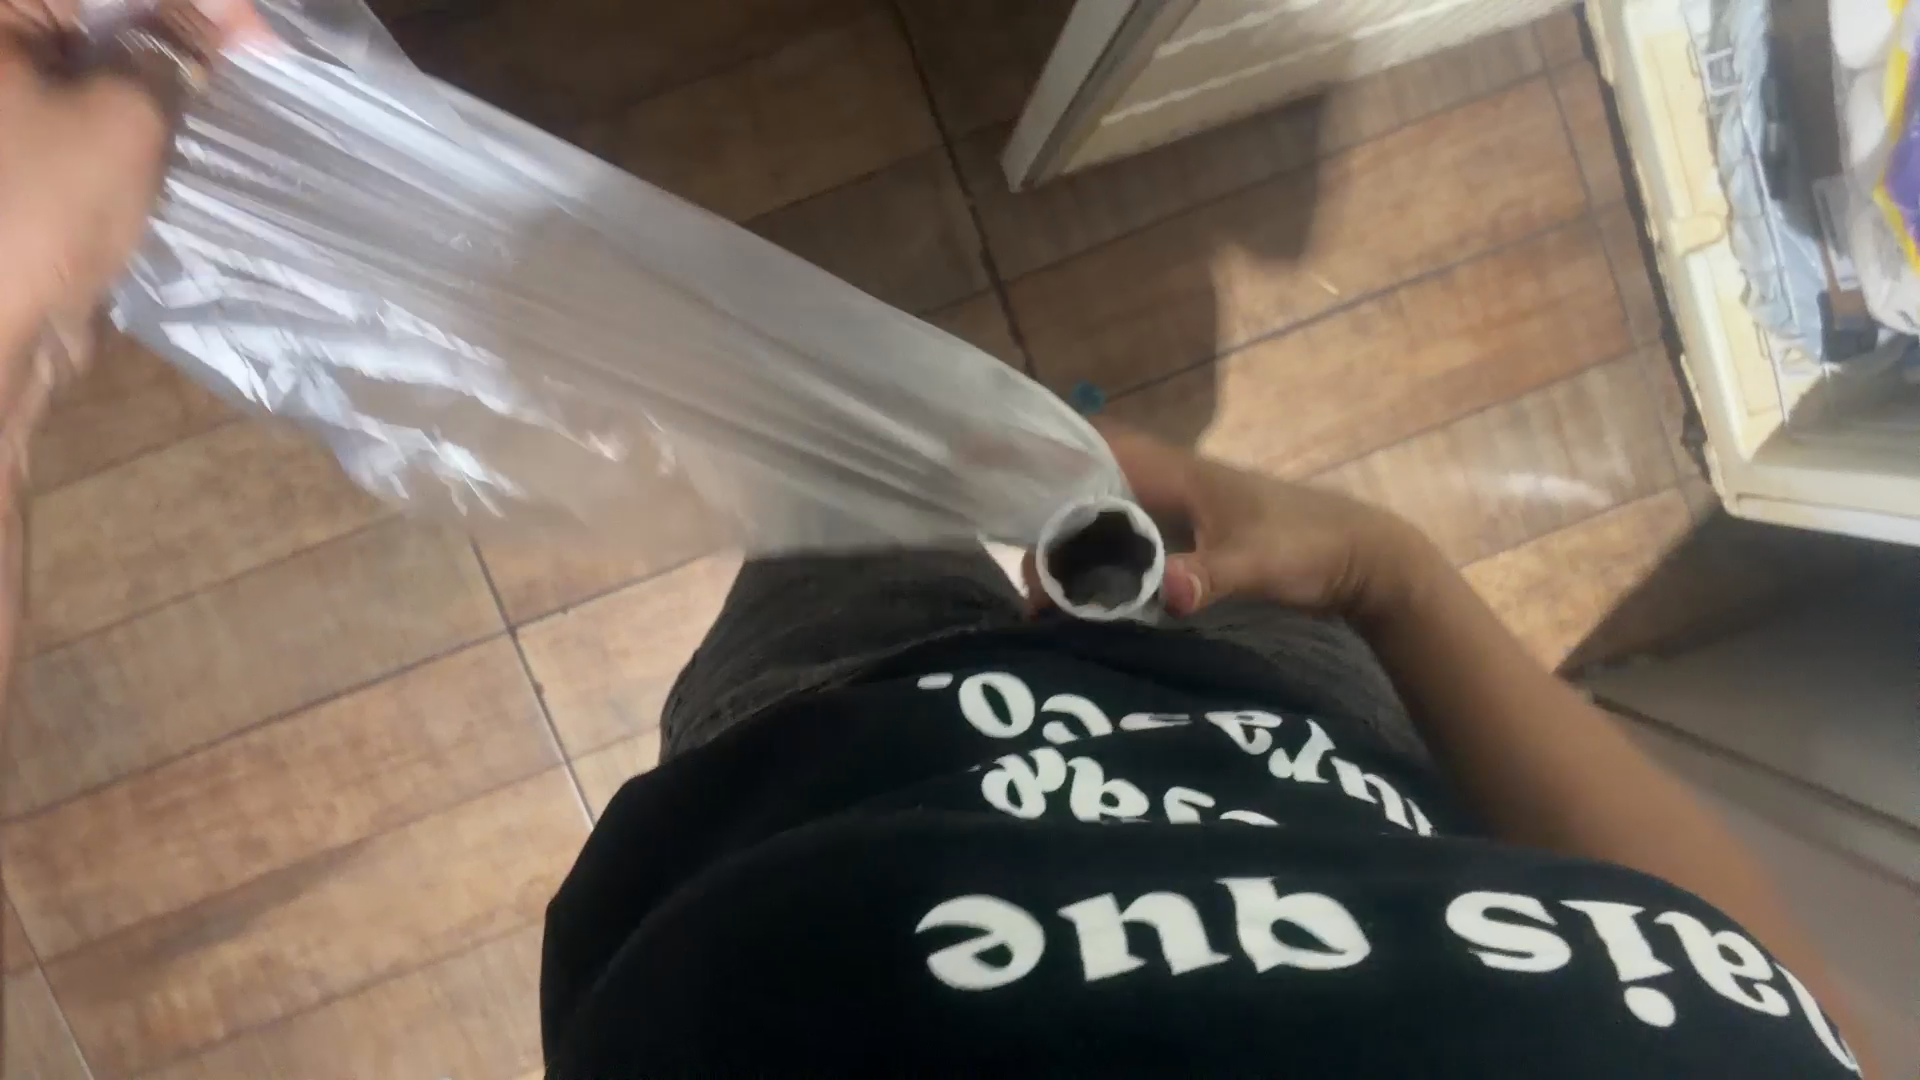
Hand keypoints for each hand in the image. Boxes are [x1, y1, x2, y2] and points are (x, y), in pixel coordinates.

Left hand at [0, 0, 237, 323]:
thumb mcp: (119, 122)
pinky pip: (82, 98)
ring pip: (89, 56)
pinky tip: (179, 122)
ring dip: (156, 69)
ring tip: (219, 93)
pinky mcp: (17, 137)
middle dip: (172, 28)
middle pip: (91, 15)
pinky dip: (134, 105)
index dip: (191, 3)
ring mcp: (2, 93)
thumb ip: (163, 61)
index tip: (259, 36)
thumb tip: (204, 25)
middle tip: (245, 61)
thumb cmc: (39, 203)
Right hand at [1033, 427, 1439, 620]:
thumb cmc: (1307, 543)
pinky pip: (1116, 543)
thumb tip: (1167, 592)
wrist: (1356, 556)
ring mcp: (1164, 511)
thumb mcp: (1258, 561)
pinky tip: (1080, 600)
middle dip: (1043, 528)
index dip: (1036, 453)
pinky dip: (1093, 566)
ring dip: (1066, 552)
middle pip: (1078, 492)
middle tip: (1028, 584)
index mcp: (1166, 471)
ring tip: (1041, 600)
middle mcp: (1155, 483)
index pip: (1086, 448)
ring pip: (1094, 520)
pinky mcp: (1173, 537)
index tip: (988, 471)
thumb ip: (1211, 574)